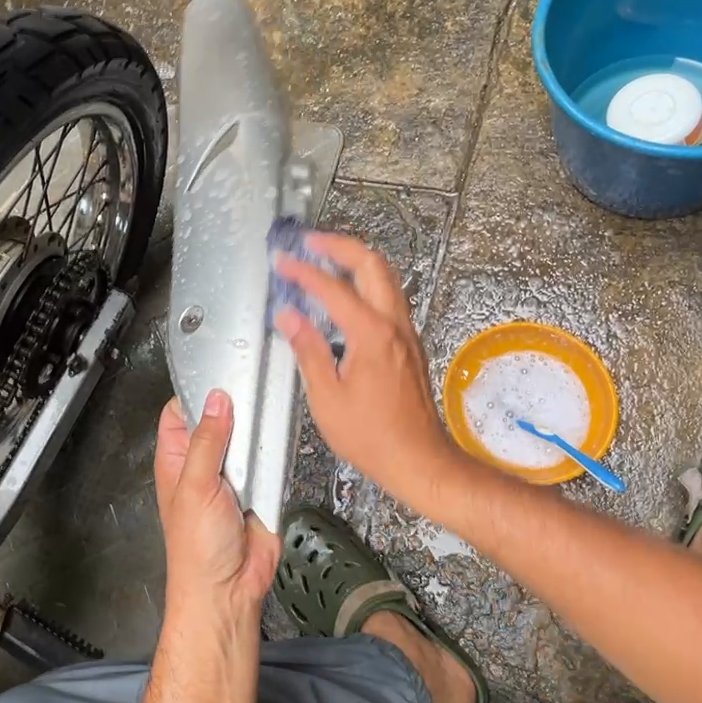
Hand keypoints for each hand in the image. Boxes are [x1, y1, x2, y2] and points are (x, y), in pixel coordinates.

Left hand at [155, 391, 280, 623]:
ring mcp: (234, 474)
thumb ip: (208, 441)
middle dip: (235, 407)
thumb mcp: (196, 486)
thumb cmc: (196, 548)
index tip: (217, 374)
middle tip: (251, 385)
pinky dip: (275, 451)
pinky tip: (281, 434)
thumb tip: (217, 400)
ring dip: (257, 431)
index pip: (181, 411)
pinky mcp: (261, 487)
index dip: (196, 392)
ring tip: (268, 408)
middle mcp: (205, 462)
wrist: (229, 591)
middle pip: (220, 419)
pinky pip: (270, 460)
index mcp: (177, 458)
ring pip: (248, 437)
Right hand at [273, 233, 464, 500]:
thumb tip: (289, 317)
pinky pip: (390, 297)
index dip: (304, 271)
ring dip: (356, 261)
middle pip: (372, 265)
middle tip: (310, 242)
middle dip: (339, 247)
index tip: (283, 263)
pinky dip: (367, 283)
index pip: (332, 289)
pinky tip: (348, 294)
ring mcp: (406, 334)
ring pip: (386, 278)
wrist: (418, 460)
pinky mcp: (409, 345)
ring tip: (327, 258)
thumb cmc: (373, 437)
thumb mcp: (327, 397)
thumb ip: (308, 350)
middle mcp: (394, 327)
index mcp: (371, 336)